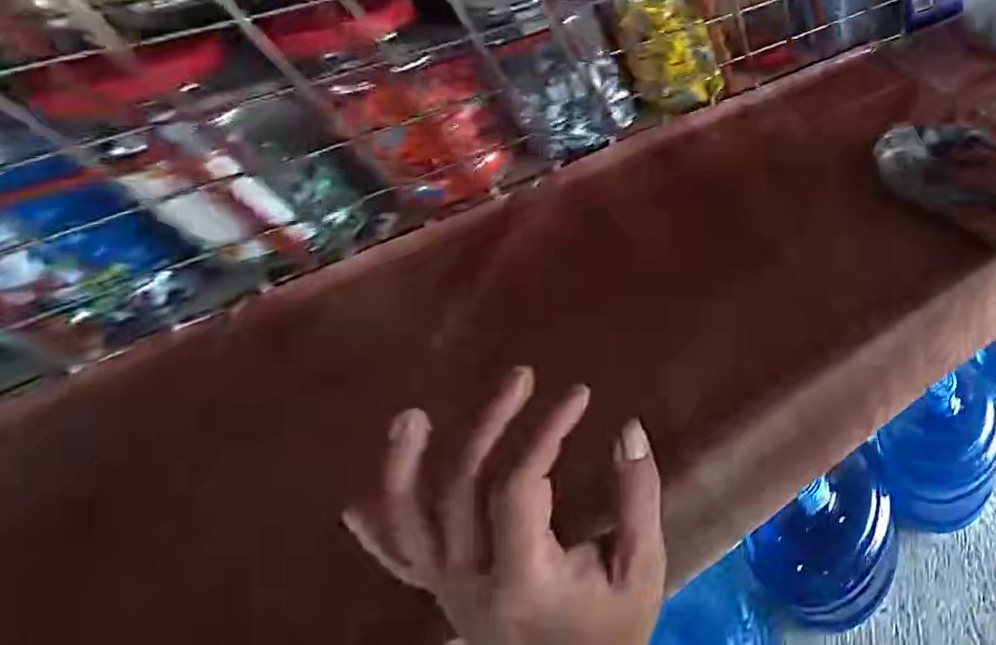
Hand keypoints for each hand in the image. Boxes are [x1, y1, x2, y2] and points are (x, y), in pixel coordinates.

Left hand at [344, 367, 664, 644]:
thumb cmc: (613, 628)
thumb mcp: (641, 567)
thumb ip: (638, 496)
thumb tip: (628, 427)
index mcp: (524, 578)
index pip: (517, 487)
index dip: (545, 432)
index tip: (579, 395)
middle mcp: (472, 584)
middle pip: (462, 490)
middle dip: (490, 423)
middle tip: (521, 376)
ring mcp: (448, 593)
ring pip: (412, 525)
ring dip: (405, 468)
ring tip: (410, 416)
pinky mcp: (442, 596)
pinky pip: (400, 564)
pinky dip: (376, 534)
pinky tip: (353, 506)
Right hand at [912, 125, 995, 252]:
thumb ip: (975, 216)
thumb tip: (949, 206)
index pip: (963, 173)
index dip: (941, 175)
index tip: (923, 175)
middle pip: (973, 152)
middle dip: (949, 154)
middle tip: (930, 155)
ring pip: (989, 145)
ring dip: (967, 146)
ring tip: (950, 147)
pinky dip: (987, 145)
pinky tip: (981, 147)